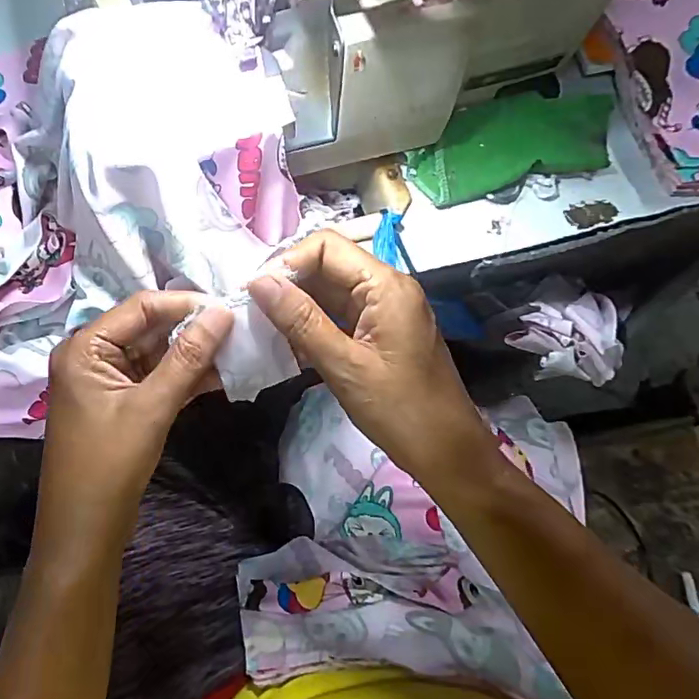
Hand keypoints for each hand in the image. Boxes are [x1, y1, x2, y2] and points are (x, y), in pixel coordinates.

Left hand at [39, 291, 233, 520]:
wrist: (84, 531)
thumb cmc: (109, 465)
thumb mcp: (151, 408)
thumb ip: (187, 358)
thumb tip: (222, 313)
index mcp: (85, 347)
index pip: (140, 308)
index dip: (184, 303)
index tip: (229, 307)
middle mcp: (91, 356)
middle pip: (148, 328)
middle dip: (193, 329)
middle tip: (240, 327)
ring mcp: (106, 380)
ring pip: (156, 354)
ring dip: (193, 354)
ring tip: (238, 349)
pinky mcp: (121, 403)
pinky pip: (155, 378)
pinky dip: (184, 377)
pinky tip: (221, 375)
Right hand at [249, 231, 495, 487]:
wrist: (446, 452)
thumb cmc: (399, 409)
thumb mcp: (343, 364)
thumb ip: (299, 320)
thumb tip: (257, 282)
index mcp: (386, 286)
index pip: (326, 246)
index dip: (287, 262)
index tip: (255, 291)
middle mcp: (386, 288)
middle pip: (327, 265)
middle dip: (288, 284)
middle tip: (252, 310)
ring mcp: (384, 310)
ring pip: (329, 291)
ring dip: (296, 306)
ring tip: (264, 328)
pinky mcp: (379, 332)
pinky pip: (338, 314)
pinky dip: (312, 324)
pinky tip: (288, 344)